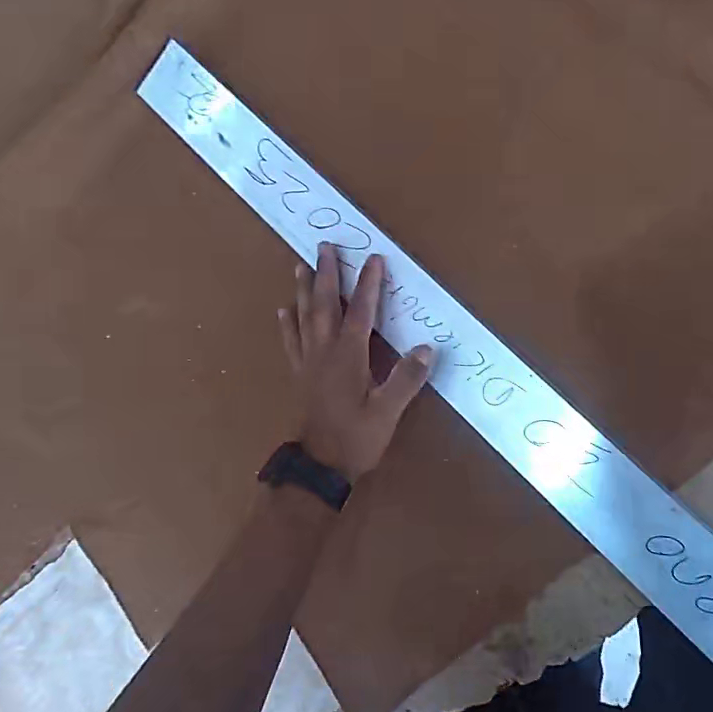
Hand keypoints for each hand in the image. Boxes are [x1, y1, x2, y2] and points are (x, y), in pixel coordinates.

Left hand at [278, 244, 432, 479]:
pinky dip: (288, 323)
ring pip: (303, 317)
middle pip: (324, 305)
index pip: (360, 312)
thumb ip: (406, 378)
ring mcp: (308, 363)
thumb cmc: (356, 437)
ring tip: (301, 266)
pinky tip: (284, 311)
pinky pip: (291, 341)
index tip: (374, 259)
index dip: (369, 284)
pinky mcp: (300, 375)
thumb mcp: (388, 410)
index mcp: (348, 356)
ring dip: (303, 290)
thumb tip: (428, 349)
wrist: (319, 465)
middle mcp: (324, 352)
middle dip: (327, 274)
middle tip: (325, 246)